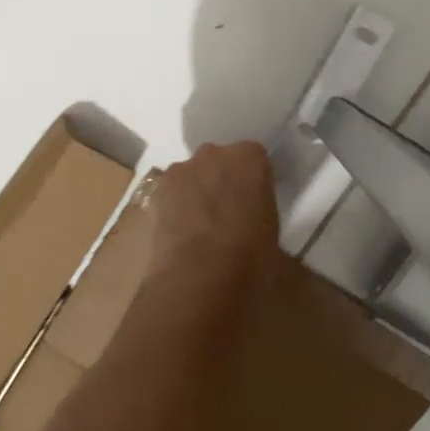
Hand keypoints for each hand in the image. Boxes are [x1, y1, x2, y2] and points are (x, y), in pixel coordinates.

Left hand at [148, 142, 278, 280]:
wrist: (199, 277)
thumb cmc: (250, 257)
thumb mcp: (273, 232)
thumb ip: (262, 210)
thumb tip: (257, 222)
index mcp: (249, 158)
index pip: (255, 158)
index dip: (254, 180)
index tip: (255, 201)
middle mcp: (213, 154)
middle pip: (219, 160)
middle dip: (222, 179)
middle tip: (228, 212)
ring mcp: (180, 170)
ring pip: (192, 175)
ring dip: (196, 190)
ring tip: (200, 225)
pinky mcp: (156, 191)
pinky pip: (171, 192)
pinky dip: (175, 205)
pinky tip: (180, 232)